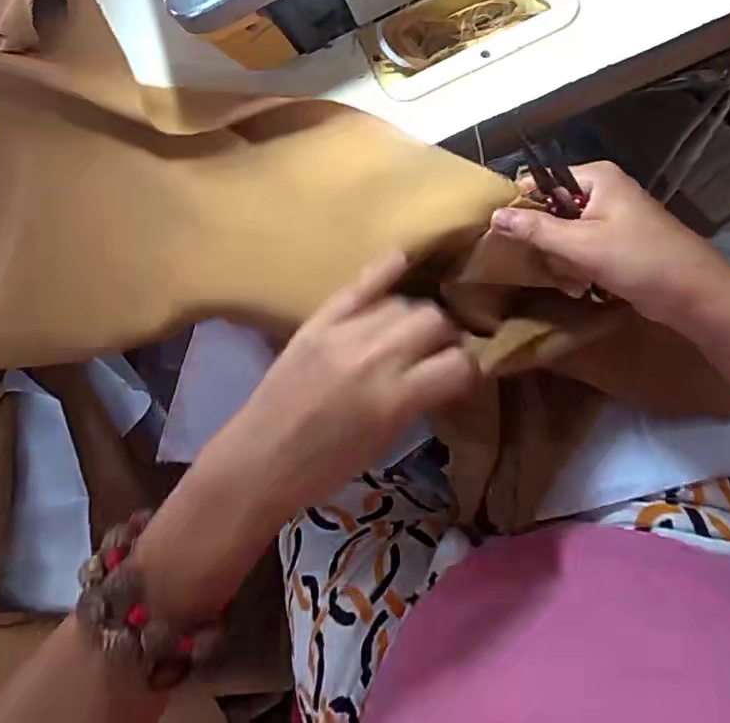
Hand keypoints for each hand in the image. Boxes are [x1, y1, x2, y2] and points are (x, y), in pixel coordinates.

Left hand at [201, 252, 477, 517]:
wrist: (257, 462)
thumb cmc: (325, 468)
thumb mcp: (386, 441)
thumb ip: (421, 398)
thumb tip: (450, 368)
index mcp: (395, 400)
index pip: (458, 363)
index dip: (472, 365)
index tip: (467, 369)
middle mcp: (374, 358)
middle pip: (434, 320)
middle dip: (446, 335)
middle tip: (438, 349)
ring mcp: (343, 334)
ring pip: (403, 301)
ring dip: (416, 315)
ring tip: (411, 329)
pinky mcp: (318, 321)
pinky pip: (360, 283)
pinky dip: (385, 269)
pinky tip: (403, 261)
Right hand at [488, 161, 729, 325]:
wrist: (696, 295)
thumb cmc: (640, 261)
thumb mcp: (581, 245)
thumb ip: (536, 229)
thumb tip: (495, 215)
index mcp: (597, 178)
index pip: (541, 182)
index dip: (522, 206)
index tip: (506, 235)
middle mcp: (604, 191)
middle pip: (552, 210)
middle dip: (548, 243)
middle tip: (552, 266)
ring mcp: (613, 217)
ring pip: (566, 234)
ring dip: (563, 261)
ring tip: (572, 282)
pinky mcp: (619, 242)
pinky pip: (583, 249)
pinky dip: (579, 268)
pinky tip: (582, 287)